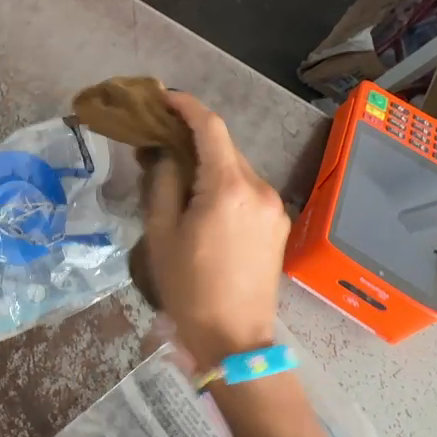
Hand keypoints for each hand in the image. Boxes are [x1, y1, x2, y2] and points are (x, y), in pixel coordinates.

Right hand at [144, 91, 289, 370]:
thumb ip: (162, 181)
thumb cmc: (190, 285)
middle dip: (192, 135)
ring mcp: (275, 208)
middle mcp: (259, 189)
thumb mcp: (161, 231)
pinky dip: (223, 180)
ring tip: (176, 170)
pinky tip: (201, 197)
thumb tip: (162, 152)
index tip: (162, 97)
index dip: (185, 105)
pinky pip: (247, 188)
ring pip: (236, 167)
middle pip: (224, 146)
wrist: (235, 339)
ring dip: (207, 160)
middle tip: (158, 137)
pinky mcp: (279, 225)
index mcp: (228, 187)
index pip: (210, 127)